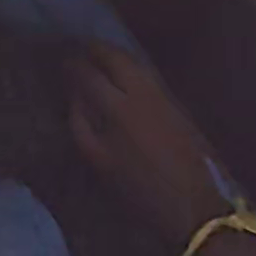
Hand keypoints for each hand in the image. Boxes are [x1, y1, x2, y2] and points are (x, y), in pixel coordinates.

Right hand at [67, 43, 226, 244]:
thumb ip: (80, 122)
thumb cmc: (138, 187)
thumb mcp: (98, 159)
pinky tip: (122, 71)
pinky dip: (130, 65)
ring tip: (99, 54)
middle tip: (80, 46)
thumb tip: (74, 95)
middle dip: (95, 48)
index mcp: (117, 108)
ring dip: (114, 54)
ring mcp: (161, 96)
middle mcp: (140, 94)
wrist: (192, 208)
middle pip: (115, 57)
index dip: (73, 64)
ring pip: (134, 62)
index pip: (89, 73)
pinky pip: (147, 73)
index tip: (62, 62)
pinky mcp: (175, 104)